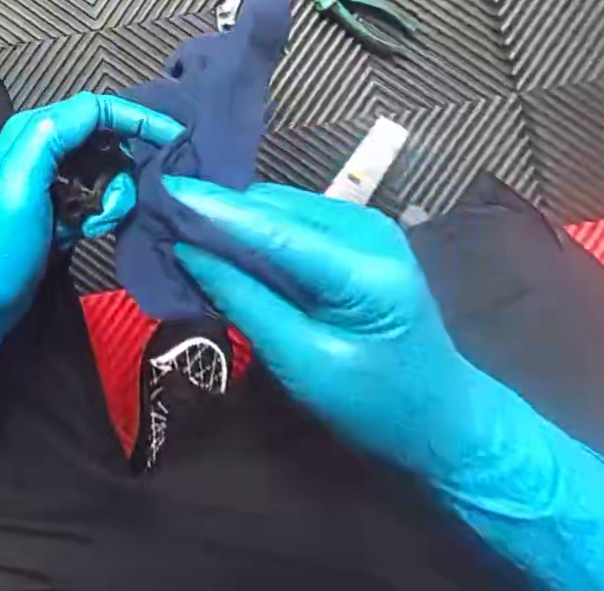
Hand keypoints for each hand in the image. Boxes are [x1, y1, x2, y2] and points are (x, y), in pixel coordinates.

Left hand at [0, 93, 183, 403]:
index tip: (173, 139)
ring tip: (92, 224)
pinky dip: (102, 212)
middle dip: (121, 170)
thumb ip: (50, 137)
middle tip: (111, 206)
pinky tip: (85, 231)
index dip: (136, 118)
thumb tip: (92, 109)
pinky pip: (98, 196)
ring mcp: (52, 178)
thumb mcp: (17, 185)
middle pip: (106, 139)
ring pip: (107, 169)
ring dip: (112, 196)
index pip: (95, 109)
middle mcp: (43, 147)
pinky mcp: (60, 205)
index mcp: (32, 132)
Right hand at [166, 177, 493, 480]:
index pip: (274, 228)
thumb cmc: (377, 406)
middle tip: (160, 217)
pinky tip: (224, 241)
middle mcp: (367, 230)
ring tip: (183, 228)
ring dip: (229, 216)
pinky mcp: (352, 228)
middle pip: (271, 206)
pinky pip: (285, 214)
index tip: (164, 189)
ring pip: (274, 204)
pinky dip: (250, 225)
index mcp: (367, 272)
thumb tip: (186, 248)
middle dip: (214, 210)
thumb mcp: (301, 363)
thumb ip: (242, 300)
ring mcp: (363, 224)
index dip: (214, 207)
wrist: (443, 415)